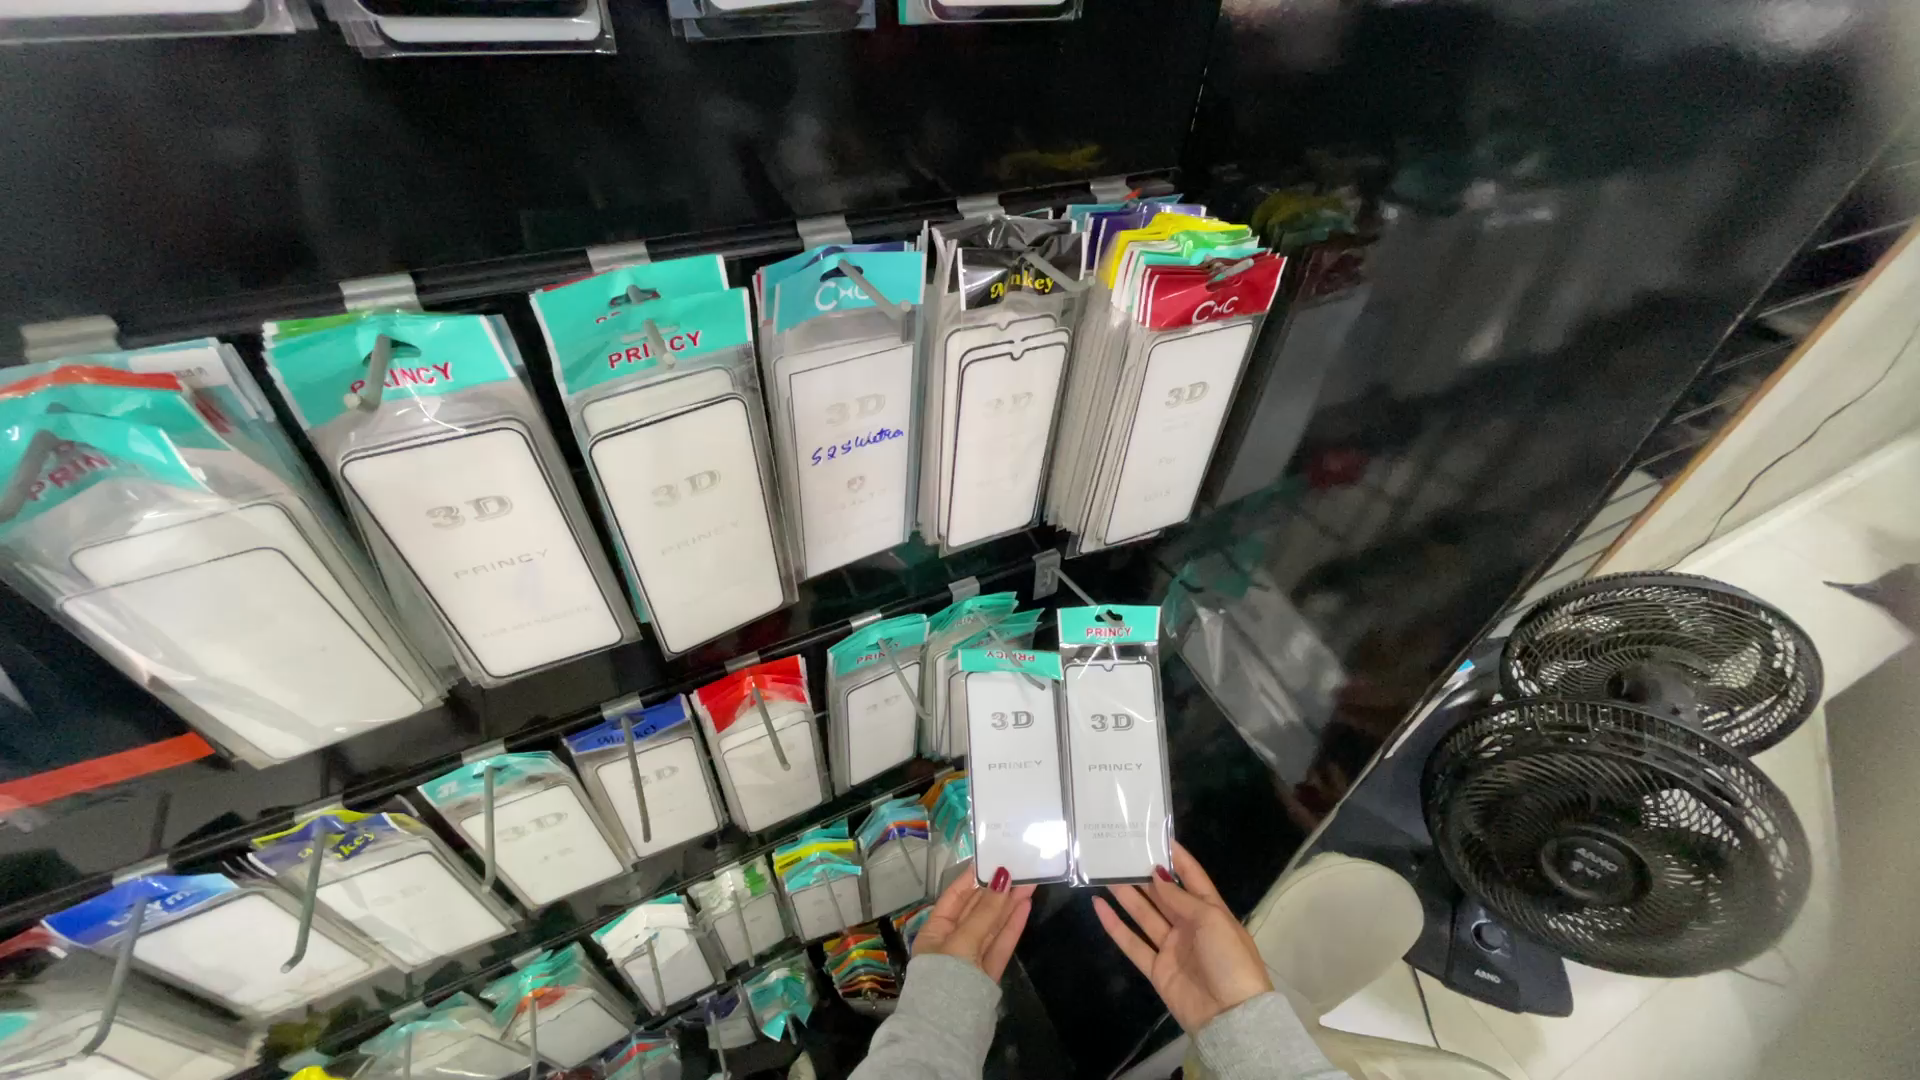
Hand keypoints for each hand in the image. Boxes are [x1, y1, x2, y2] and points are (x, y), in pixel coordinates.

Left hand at [914, 868, 1035, 981]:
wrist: (948, 1032)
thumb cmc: (945, 976)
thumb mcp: (962, 940)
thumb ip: (986, 911)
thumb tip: (1003, 875)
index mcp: (935, 931)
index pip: (955, 896)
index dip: (973, 877)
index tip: (992, 858)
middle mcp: (952, 942)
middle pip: (977, 910)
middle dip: (997, 889)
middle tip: (1018, 866)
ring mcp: (972, 959)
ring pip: (992, 925)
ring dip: (1009, 904)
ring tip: (1029, 881)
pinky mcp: (988, 974)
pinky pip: (1001, 944)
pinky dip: (1013, 925)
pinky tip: (1025, 906)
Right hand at [1093, 842, 1272, 1032]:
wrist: (1232, 1018)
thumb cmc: (1230, 959)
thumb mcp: (1212, 920)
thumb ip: (1181, 898)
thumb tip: (1157, 875)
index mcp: (1210, 910)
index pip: (1191, 876)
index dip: (1176, 856)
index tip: (1155, 834)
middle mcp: (1190, 926)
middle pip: (1162, 894)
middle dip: (1143, 874)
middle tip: (1119, 852)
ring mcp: (1172, 948)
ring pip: (1144, 915)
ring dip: (1125, 894)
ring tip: (1104, 872)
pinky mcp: (1157, 969)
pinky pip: (1132, 943)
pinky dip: (1115, 925)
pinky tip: (1099, 906)